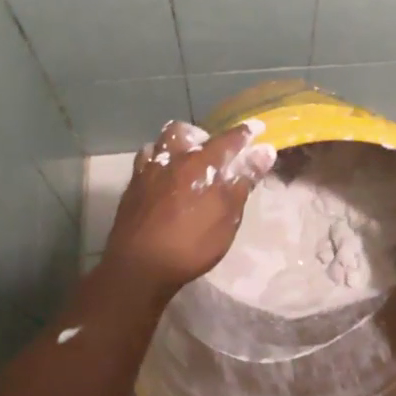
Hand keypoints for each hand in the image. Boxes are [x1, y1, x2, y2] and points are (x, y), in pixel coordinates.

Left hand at [99, 119, 276, 300]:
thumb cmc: (191, 244)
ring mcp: (147, 172)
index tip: (257, 128)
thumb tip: (264, 150)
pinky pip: (144, 162)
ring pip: (160, 143)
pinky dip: (156, 163)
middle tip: (210, 152)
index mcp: (200, 164)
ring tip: (183, 163)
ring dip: (174, 147)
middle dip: (200, 135)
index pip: (228, 140)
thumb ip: (244, 180)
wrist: (138, 267)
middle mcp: (172, 159)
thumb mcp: (227, 216)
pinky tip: (161, 181)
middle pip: (184, 131)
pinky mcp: (131, 188)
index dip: (245, 133)